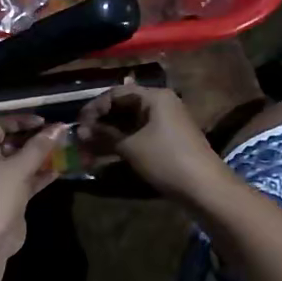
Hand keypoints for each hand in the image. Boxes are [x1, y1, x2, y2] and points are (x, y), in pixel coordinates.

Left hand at [0, 115, 65, 256]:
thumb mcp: (19, 168)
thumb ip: (40, 146)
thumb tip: (59, 127)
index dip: (21, 121)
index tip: (44, 121)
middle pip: (10, 142)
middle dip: (34, 139)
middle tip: (57, 135)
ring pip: (19, 162)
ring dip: (40, 156)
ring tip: (63, 149)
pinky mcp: (8, 196)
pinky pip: (24, 179)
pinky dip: (39, 174)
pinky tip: (60, 169)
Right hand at [76, 87, 228, 201]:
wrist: (204, 187)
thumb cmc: (166, 160)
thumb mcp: (131, 147)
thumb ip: (104, 135)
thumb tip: (80, 131)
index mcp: (155, 97)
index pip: (116, 93)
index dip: (94, 107)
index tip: (77, 125)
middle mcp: (161, 104)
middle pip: (124, 107)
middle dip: (101, 122)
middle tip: (81, 138)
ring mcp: (166, 123)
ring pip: (131, 123)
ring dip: (110, 134)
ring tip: (89, 148)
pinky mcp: (168, 141)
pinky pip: (140, 135)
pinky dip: (123, 142)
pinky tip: (108, 154)